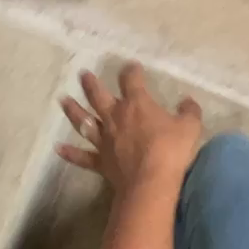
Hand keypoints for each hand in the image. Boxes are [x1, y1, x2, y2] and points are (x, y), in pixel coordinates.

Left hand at [58, 62, 202, 196]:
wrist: (150, 182)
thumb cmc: (171, 150)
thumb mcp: (190, 127)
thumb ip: (189, 111)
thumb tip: (188, 101)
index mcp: (137, 104)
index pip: (131, 81)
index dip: (131, 71)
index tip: (132, 66)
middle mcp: (115, 117)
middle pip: (99, 96)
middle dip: (91, 84)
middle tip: (83, 74)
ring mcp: (104, 140)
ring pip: (84, 121)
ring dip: (73, 110)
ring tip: (62, 100)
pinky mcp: (100, 161)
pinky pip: (82, 156)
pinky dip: (70, 153)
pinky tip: (58, 148)